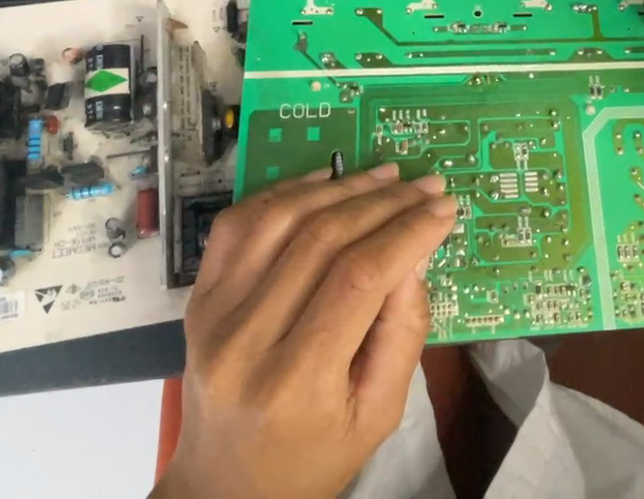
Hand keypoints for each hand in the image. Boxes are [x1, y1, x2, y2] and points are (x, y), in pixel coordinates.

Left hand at [153, 165, 457, 498]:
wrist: (225, 483)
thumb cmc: (314, 456)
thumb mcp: (379, 414)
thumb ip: (403, 332)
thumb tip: (415, 252)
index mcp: (296, 382)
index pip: (359, 279)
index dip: (407, 233)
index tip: (444, 209)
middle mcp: (245, 340)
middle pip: (322, 240)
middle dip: (385, 202)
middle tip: (426, 185)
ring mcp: (213, 312)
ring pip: (281, 218)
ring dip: (342, 187)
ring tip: (386, 175)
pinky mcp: (199, 295)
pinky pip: (240, 222)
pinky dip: (287, 190)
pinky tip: (328, 179)